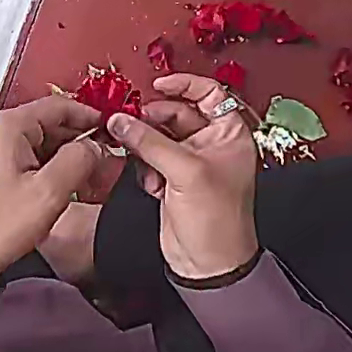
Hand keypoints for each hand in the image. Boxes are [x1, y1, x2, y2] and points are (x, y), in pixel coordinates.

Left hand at [0, 96, 107, 290]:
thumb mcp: (50, 192)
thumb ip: (79, 159)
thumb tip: (95, 144)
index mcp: (8, 126)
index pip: (58, 106)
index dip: (89, 116)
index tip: (108, 129)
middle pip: (50, 120)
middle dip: (78, 137)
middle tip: (102, 155)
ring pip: (40, 137)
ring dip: (63, 150)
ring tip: (86, 168)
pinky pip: (22, 148)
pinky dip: (42, 152)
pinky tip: (48, 150)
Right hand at [106, 74, 260, 280]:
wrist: (207, 267)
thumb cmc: (217, 221)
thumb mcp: (186, 172)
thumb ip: (150, 142)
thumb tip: (122, 120)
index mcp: (229, 134)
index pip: (209, 93)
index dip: (184, 84)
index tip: (158, 84)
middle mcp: (211, 144)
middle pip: (177, 113)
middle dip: (154, 119)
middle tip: (134, 123)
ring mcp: (190, 161)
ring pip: (159, 135)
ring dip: (145, 145)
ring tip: (140, 157)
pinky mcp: (172, 178)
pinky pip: (150, 157)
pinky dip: (145, 166)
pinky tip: (151, 184)